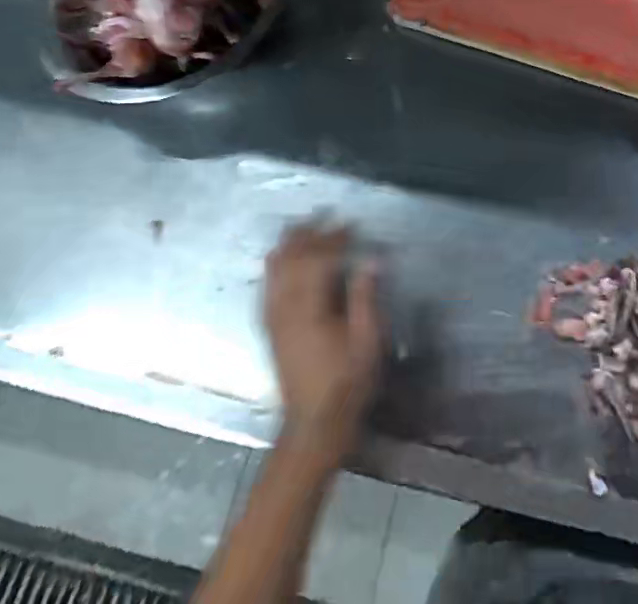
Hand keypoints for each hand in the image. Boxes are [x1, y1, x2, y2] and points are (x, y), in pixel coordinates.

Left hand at [263, 221, 382, 451]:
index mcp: (311, 310)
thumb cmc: (348, 382)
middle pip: (291, 260)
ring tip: (300, 227)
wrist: (314, 422)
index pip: (318, 261)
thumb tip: (371, 260)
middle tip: (324, 216)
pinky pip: (266, 289)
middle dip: (307, 235)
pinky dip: (273, 267)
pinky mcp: (270, 330)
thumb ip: (366, 298)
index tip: (350, 225)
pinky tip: (278, 260)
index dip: (334, 239)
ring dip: (287, 246)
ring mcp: (273, 320)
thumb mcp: (368, 341)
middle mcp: (286, 309)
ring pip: (274, 272)